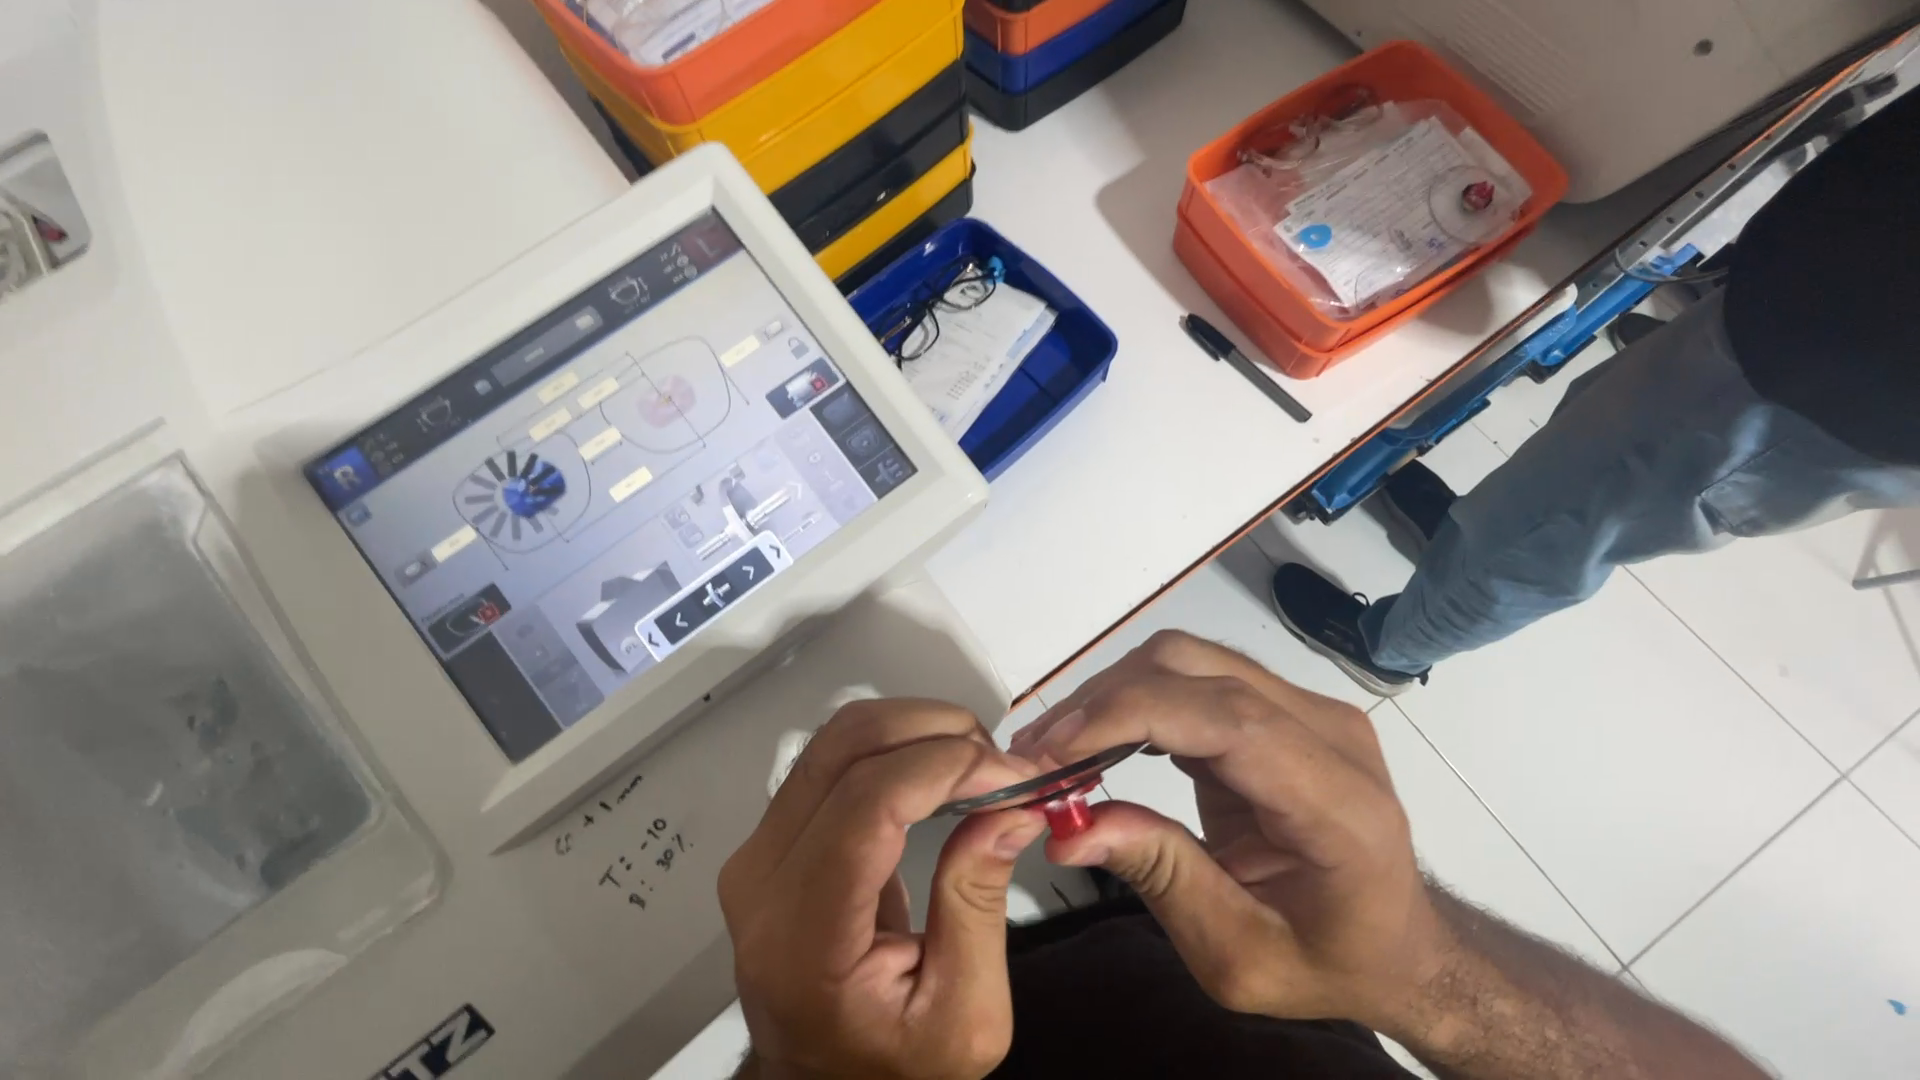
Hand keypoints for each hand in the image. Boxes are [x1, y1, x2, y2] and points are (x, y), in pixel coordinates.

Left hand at [719, 699, 1047, 1079]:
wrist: (821, 1078)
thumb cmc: (890, 1063)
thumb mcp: (962, 1016)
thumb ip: (979, 907)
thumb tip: (1010, 809)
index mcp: (802, 938)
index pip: (866, 803)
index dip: (944, 767)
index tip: (1013, 773)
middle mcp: (762, 878)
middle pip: (844, 749)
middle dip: (934, 731)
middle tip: (1001, 760)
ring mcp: (759, 849)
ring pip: (837, 737)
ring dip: (916, 728)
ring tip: (976, 761)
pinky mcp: (773, 833)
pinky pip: (833, 756)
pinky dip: (896, 742)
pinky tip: (940, 765)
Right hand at [1008, 631, 1446, 1033]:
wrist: (1397, 941)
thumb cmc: (1327, 960)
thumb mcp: (1239, 954)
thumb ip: (1160, 877)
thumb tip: (1067, 826)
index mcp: (1338, 803)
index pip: (1227, 720)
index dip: (1131, 715)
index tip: (1053, 749)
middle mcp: (1329, 732)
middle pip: (1196, 669)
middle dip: (1104, 701)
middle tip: (1038, 756)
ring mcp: (1306, 708)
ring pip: (1187, 659)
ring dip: (1111, 693)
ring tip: (1058, 748)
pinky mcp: (1279, 704)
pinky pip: (1192, 676)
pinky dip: (1134, 698)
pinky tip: (1099, 739)